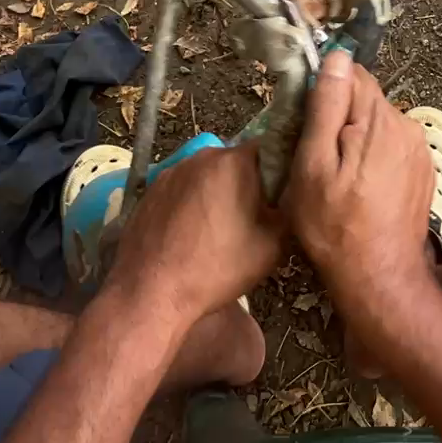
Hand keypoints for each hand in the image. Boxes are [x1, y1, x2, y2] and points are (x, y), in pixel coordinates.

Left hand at [110, 143, 285, 321]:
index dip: (279, 168)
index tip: (280, 193)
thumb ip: (289, 209)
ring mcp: (172, 170)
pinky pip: (182, 187)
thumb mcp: (273, 245)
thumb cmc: (217, 268)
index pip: (269, 148)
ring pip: (207, 174)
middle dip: (246, 182)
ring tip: (217, 228)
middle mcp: (203, 155)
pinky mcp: (151, 189)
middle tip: (251, 215)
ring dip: (217, 191)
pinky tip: (189, 232)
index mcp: (235, 161)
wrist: (149, 294)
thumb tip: (292, 193)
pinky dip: (190, 203)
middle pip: (236, 160)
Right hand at [283, 51, 436, 311]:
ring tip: (340, 179)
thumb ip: (327, 106)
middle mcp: (406, 125)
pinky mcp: (424, 170)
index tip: (308, 124)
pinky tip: (362, 189)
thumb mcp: (314, 164)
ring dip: (357, 139)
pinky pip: (392, 146)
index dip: (325, 93)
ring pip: (377, 124)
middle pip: (365, 100)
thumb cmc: (334, 225)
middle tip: (319, 159)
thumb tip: (336, 57)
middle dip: (340, 119)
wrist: (379, 279)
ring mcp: (420, 149)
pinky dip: (374, 157)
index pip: (351, 75)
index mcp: (378, 118)